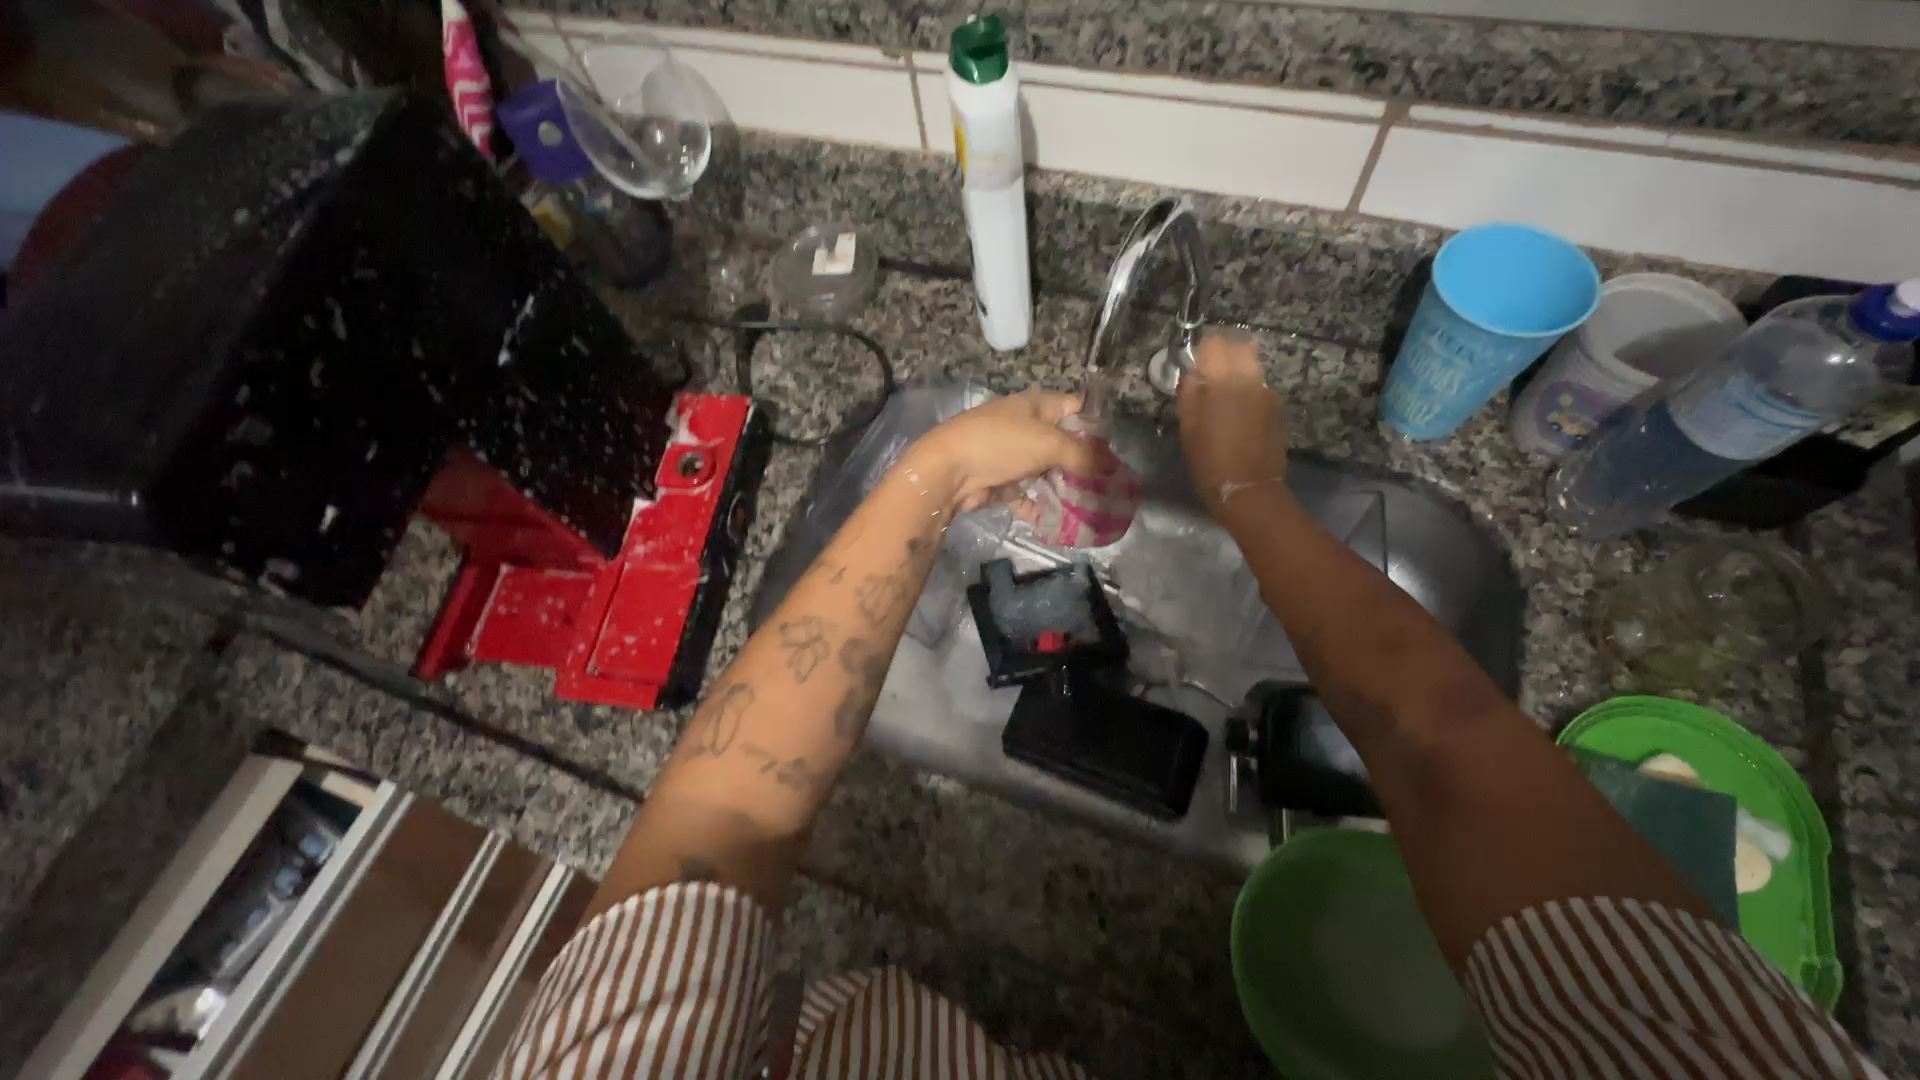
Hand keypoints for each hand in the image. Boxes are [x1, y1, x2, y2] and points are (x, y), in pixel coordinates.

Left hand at [899, 390, 1103, 511]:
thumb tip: (1112, 466)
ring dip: (1067, 489)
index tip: (1116, 449)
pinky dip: (1043, 508)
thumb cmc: (1000, 444)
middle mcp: (1027, 427)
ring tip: (1093, 507)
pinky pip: (1029, 496)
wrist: (948, 471)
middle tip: (1110, 485)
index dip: (1097, 425)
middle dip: (1086, 464)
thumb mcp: (1048, 443)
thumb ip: (1083, 455)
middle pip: (1065, 444)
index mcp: (1037, 405)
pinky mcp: (1003, 483)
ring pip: (1048, 472)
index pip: (1076, 407)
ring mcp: (1014, 456)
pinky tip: (1062, 523)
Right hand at [1177, 333, 1289, 517]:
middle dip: (1223, 354)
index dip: (1202, 349)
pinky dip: (1248, 388)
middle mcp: (1249, 377)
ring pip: (1252, 365)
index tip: (1194, 362)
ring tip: (1224, 392)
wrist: (1248, 489)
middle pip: (1238, 347)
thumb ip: (1189, 393)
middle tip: (1209, 373)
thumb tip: (1193, 373)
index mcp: (1222, 380)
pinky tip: (1240, 410)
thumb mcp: (1188, 427)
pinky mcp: (1277, 406)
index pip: (1214, 343)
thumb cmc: (1209, 460)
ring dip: (1237, 370)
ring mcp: (1267, 391)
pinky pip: (1260, 385)